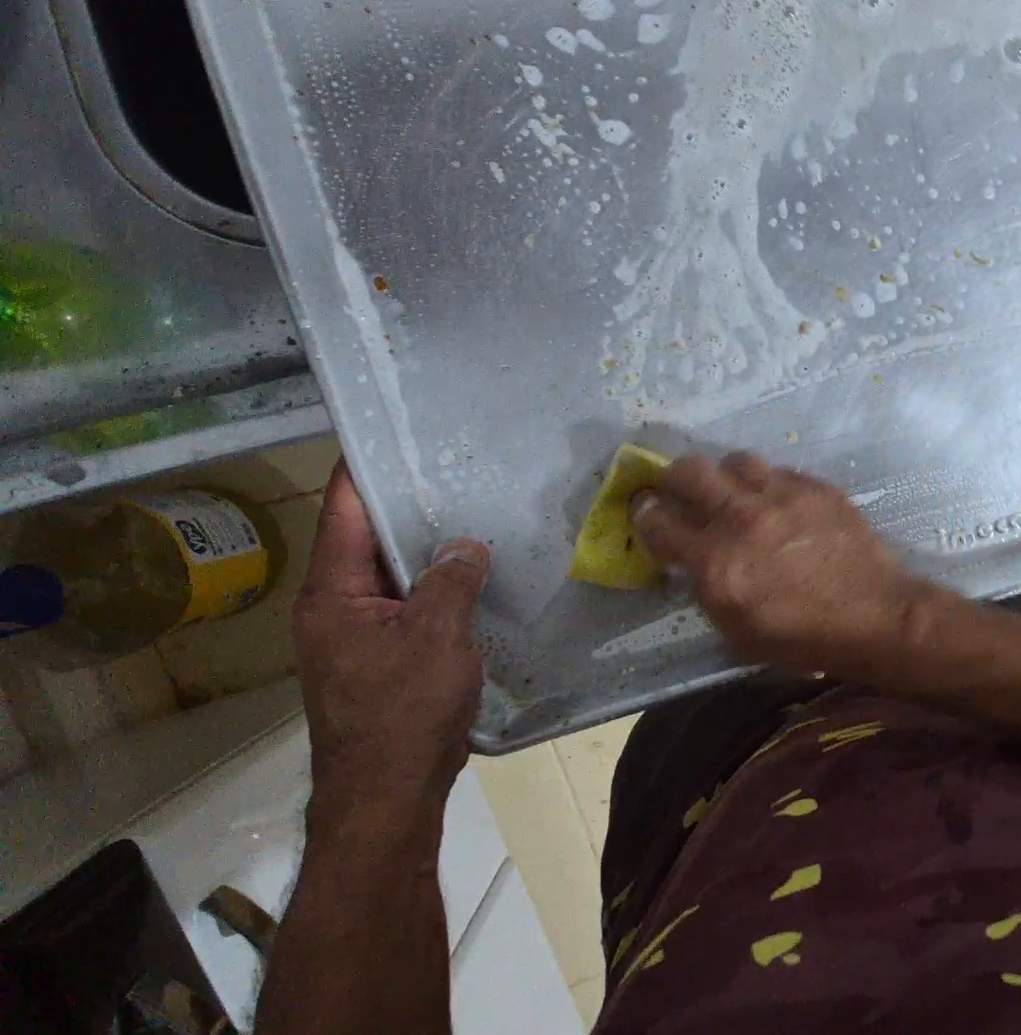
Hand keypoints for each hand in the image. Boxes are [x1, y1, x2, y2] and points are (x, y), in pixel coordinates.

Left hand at [292, 463, 489, 818]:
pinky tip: (481, 575)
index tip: (387, 435)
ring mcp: (362, 636)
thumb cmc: (405, 709)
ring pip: (397, 576)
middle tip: (457, 470)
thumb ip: (451, 581)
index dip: (362, 473)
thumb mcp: (437, 636)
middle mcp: (338, 609)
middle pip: (370, 543)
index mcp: (333, 596)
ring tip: (477, 514)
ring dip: (431, 550)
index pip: (343, 516)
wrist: (391, 790)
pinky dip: (442, 586)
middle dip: (409, 508)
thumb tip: (466, 545)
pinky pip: (415, 605)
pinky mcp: (388, 657)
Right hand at [631, 453, 933, 674]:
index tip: (647, 511)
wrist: (872, 616)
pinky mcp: (817, 488)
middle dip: (677, 478)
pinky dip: (772, 485)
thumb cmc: (801, 638)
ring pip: (737, 460)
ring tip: (737, 492)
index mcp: (715, 561)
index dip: (645, 514)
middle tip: (683, 491)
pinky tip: (781, 504)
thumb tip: (693, 561)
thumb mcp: (736, 630)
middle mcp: (742, 519)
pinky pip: (781, 471)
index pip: (658, 520)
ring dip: (729, 476)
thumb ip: (706, 588)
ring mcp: (783, 497)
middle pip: (689, 470)